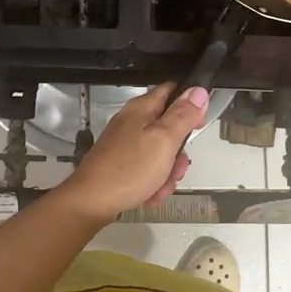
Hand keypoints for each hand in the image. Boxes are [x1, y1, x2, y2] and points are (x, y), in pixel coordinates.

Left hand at [52, 83, 208, 221]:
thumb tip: (198, 89)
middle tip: (176, 168)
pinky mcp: (121, 164)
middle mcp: (132, 121)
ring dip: (167, 173)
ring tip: (160, 187)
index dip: (190, 104)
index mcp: (142, 108)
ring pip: (161, 153)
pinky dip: (153, 183)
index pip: (172, 91)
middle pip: (169, 128)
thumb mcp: (164, 140)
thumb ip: (182, 115)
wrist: (91, 202)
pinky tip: (150, 196)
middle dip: (179, 152)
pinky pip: (147, 169)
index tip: (199, 125)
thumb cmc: (131, 168)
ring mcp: (125, 144)